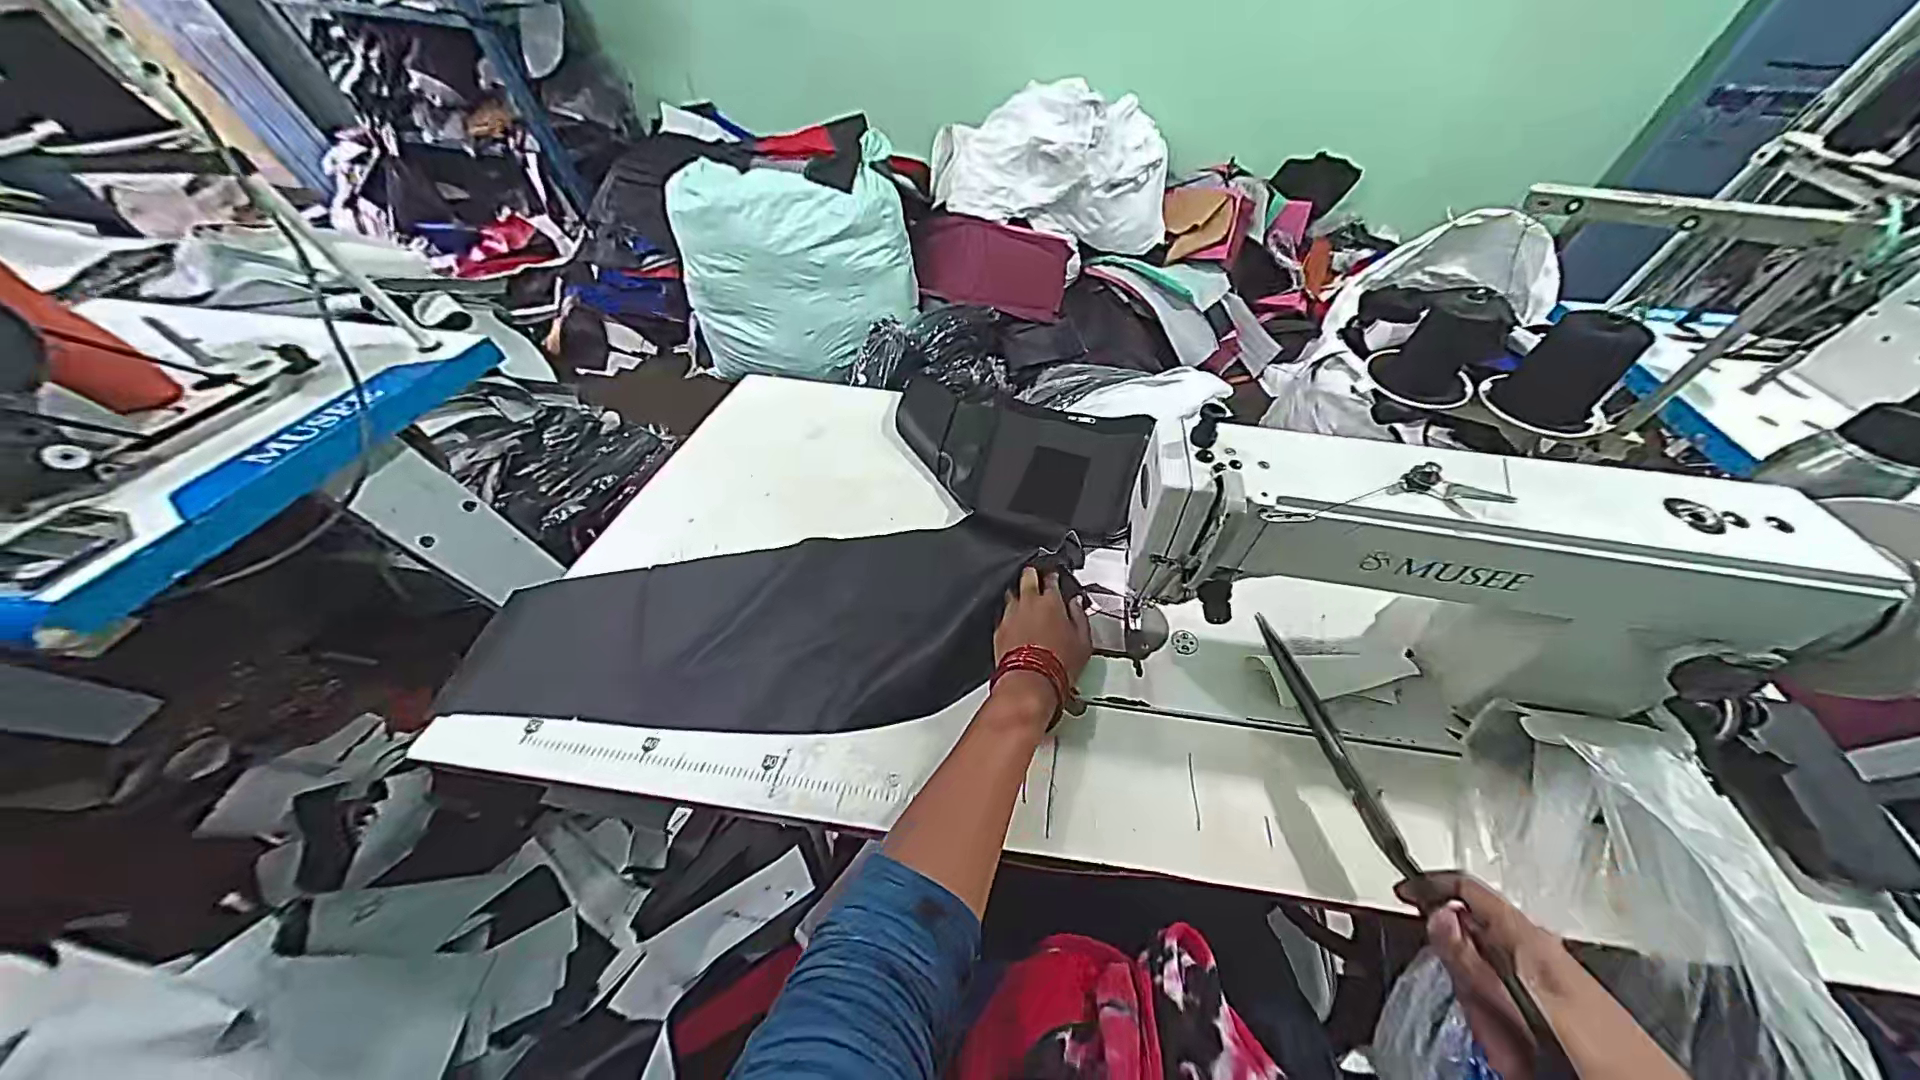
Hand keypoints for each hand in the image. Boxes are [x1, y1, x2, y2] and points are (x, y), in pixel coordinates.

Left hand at [991, 567, 1090, 725]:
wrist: (1030, 680)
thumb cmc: (1058, 663)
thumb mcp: (1083, 640)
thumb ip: (1079, 616)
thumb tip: (1077, 604)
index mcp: (1051, 601)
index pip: (1051, 579)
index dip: (1053, 575)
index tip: (1054, 576)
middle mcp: (1028, 603)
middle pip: (1027, 577)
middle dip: (1031, 574)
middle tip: (1035, 575)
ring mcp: (1010, 614)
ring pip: (1011, 593)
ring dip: (1018, 593)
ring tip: (1023, 597)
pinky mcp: (999, 629)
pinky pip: (1002, 613)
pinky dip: (1008, 613)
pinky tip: (1013, 618)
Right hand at [1397, 873, 1560, 1079]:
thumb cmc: (1590, 1050)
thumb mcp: (1515, 1001)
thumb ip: (1471, 959)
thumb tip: (1435, 912)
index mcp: (1526, 936)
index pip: (1465, 886)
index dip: (1428, 883)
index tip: (1401, 893)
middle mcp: (1533, 948)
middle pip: (1467, 934)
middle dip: (1462, 974)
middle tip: (1480, 1013)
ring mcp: (1543, 975)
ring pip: (1481, 971)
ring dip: (1483, 1008)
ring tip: (1512, 1047)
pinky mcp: (1549, 1002)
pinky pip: (1502, 998)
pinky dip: (1500, 1023)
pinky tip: (1520, 1051)